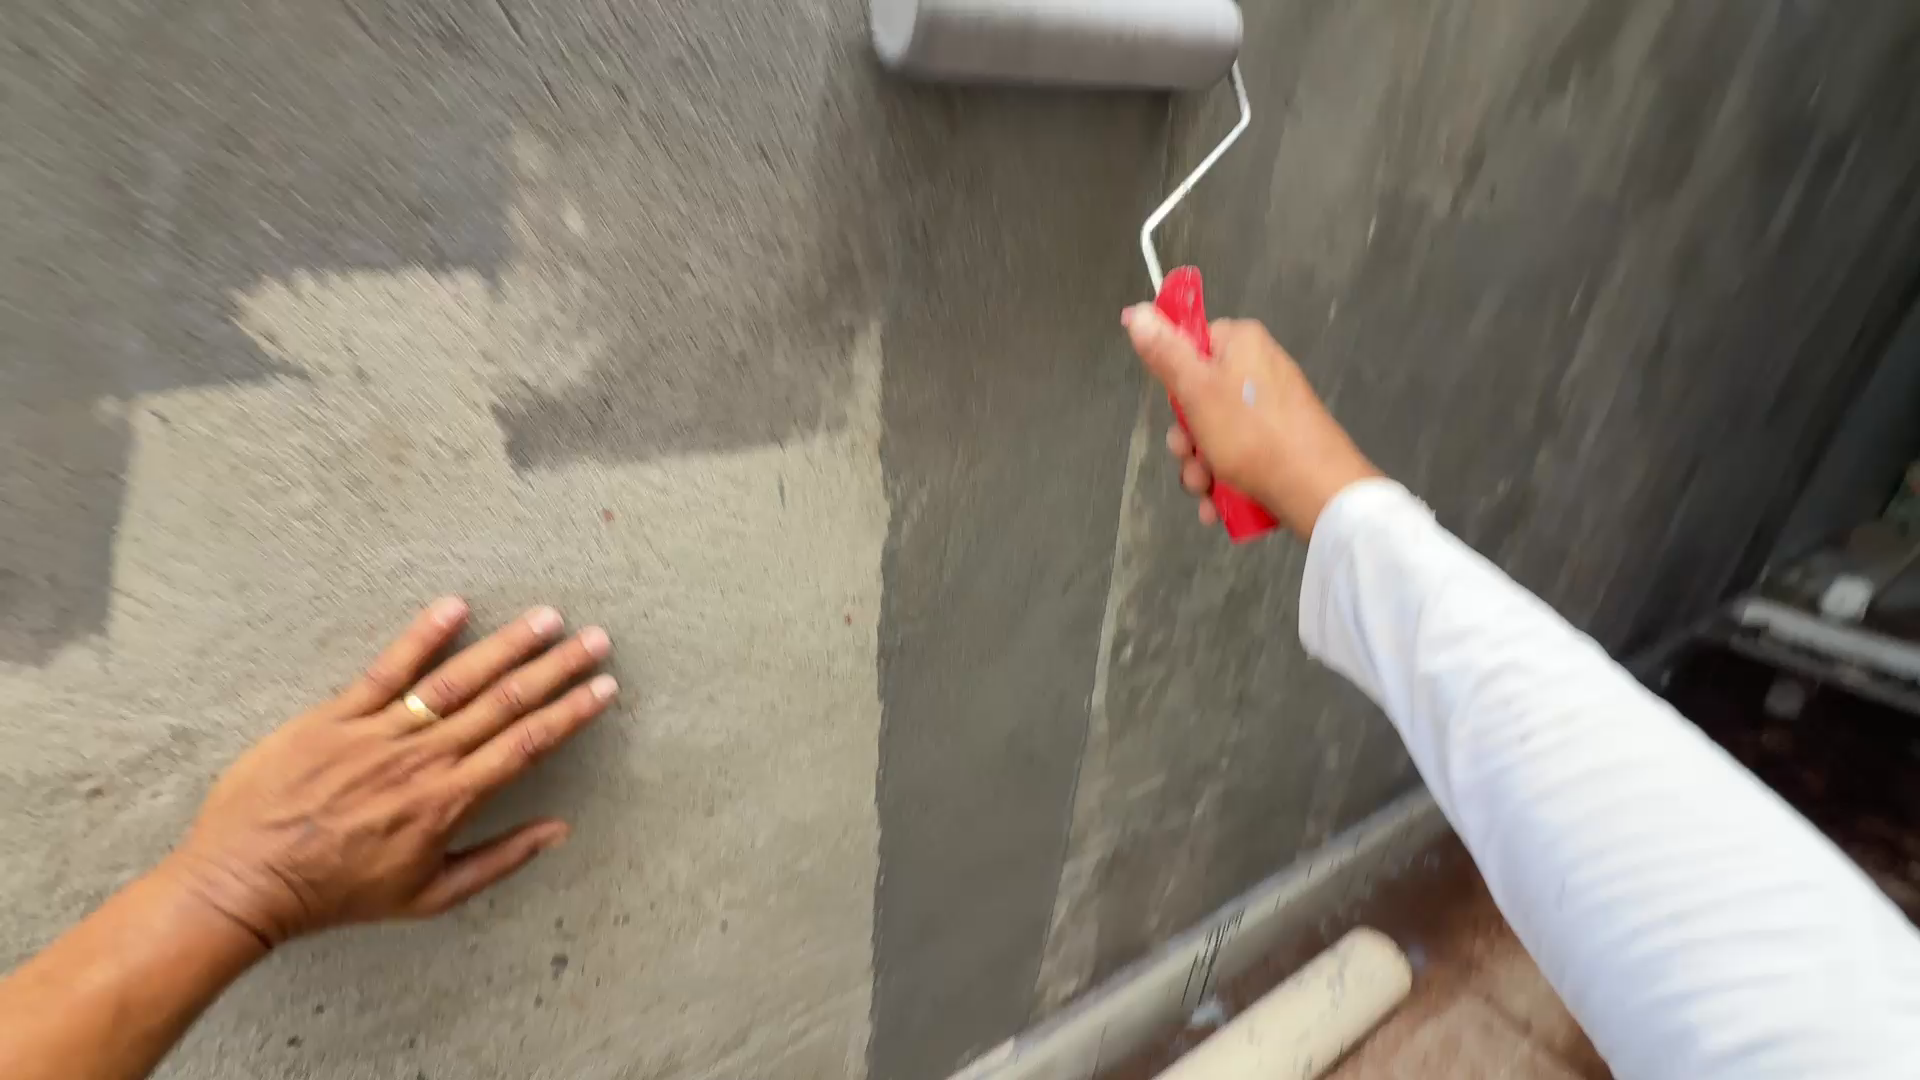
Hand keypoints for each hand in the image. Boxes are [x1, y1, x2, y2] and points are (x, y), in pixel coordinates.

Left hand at [155, 598, 617, 946]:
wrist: (236, 887)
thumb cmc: (339, 894)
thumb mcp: (430, 895)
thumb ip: (501, 859)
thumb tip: (560, 829)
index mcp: (451, 799)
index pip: (528, 743)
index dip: (571, 712)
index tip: (605, 687)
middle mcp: (425, 758)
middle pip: (506, 702)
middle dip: (558, 668)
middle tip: (596, 639)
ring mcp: (380, 733)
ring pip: (458, 680)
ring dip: (508, 646)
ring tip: (547, 619)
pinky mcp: (334, 718)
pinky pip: (386, 671)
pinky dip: (422, 637)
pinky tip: (455, 606)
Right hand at [1123, 305, 1380, 538]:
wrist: (1315, 489)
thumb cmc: (1252, 434)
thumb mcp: (1196, 390)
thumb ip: (1164, 351)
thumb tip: (1136, 311)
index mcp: (1241, 344)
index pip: (1190, 346)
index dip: (1175, 381)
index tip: (1177, 407)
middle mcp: (1257, 369)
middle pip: (1196, 398)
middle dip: (1186, 440)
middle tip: (1190, 458)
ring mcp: (1268, 408)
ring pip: (1211, 434)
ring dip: (1198, 467)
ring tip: (1206, 489)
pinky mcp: (1276, 440)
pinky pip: (1234, 454)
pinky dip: (1221, 479)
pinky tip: (1217, 502)